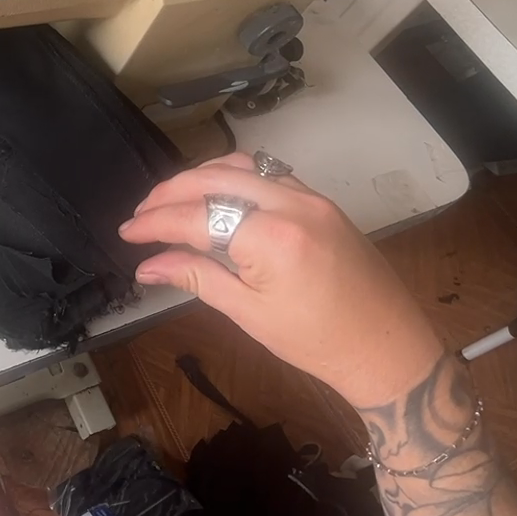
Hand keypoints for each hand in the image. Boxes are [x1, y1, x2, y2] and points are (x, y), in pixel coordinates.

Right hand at [119, 154, 442, 408]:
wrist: (389, 350)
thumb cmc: (317, 343)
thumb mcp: (249, 313)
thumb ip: (196, 278)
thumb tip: (146, 267)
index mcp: (273, 237)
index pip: (196, 217)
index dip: (155, 223)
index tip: (127, 232)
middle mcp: (291, 203)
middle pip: (213, 178)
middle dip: (170, 192)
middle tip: (142, 213)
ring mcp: (309, 197)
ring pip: (240, 165)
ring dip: (199, 177)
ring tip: (171, 200)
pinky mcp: (320, 200)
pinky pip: (266, 172)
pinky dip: (232, 176)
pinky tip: (215, 196)